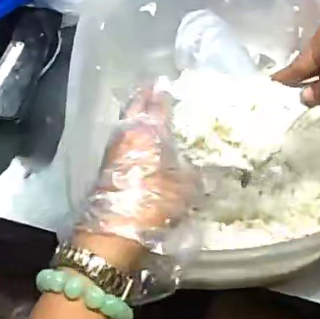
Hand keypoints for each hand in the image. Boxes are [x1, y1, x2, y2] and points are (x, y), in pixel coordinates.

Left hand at [77, 83, 188, 270]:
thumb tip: (213, 168)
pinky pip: (123, 139)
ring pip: (127, 122)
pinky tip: (141, 137)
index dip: (164, 94)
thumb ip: (198, 174)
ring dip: (136, 113)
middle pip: (135, 108)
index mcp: (148, 134)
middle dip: (144, 96)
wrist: (110, 236)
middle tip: (154, 86)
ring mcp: (113, 151)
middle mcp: (128, 136)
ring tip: (149, 108)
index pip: (158, 106)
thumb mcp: (184, 190)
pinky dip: (132, 132)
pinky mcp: (107, 168)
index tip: (169, 82)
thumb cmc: (150, 205)